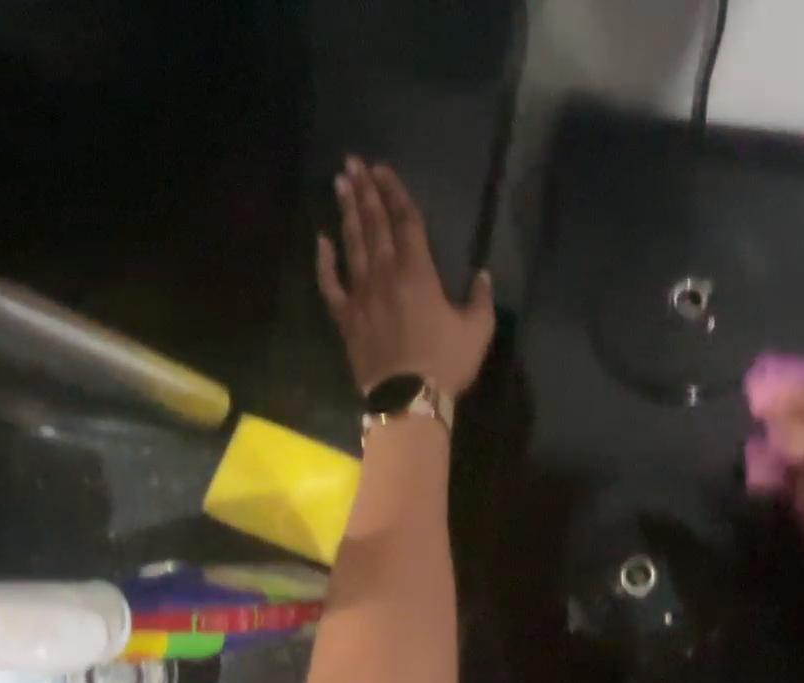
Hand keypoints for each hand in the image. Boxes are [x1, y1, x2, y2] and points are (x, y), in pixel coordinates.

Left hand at [317, 158, 495, 397]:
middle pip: (373, 225)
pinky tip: (321, 240)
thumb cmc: (447, 364)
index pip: (406, 222)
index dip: (395, 193)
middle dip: (365, 191)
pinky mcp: (345, 317)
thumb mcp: (478, 331)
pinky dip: (324, 261)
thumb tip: (482, 274)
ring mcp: (361, 295)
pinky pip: (330, 284)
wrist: (409, 398)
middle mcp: (385, 275)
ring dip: (346, 213)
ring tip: (340, 184)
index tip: (383, 169)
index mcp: (419, 273)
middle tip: (352, 162)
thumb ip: (480, 299)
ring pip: (351, 245)